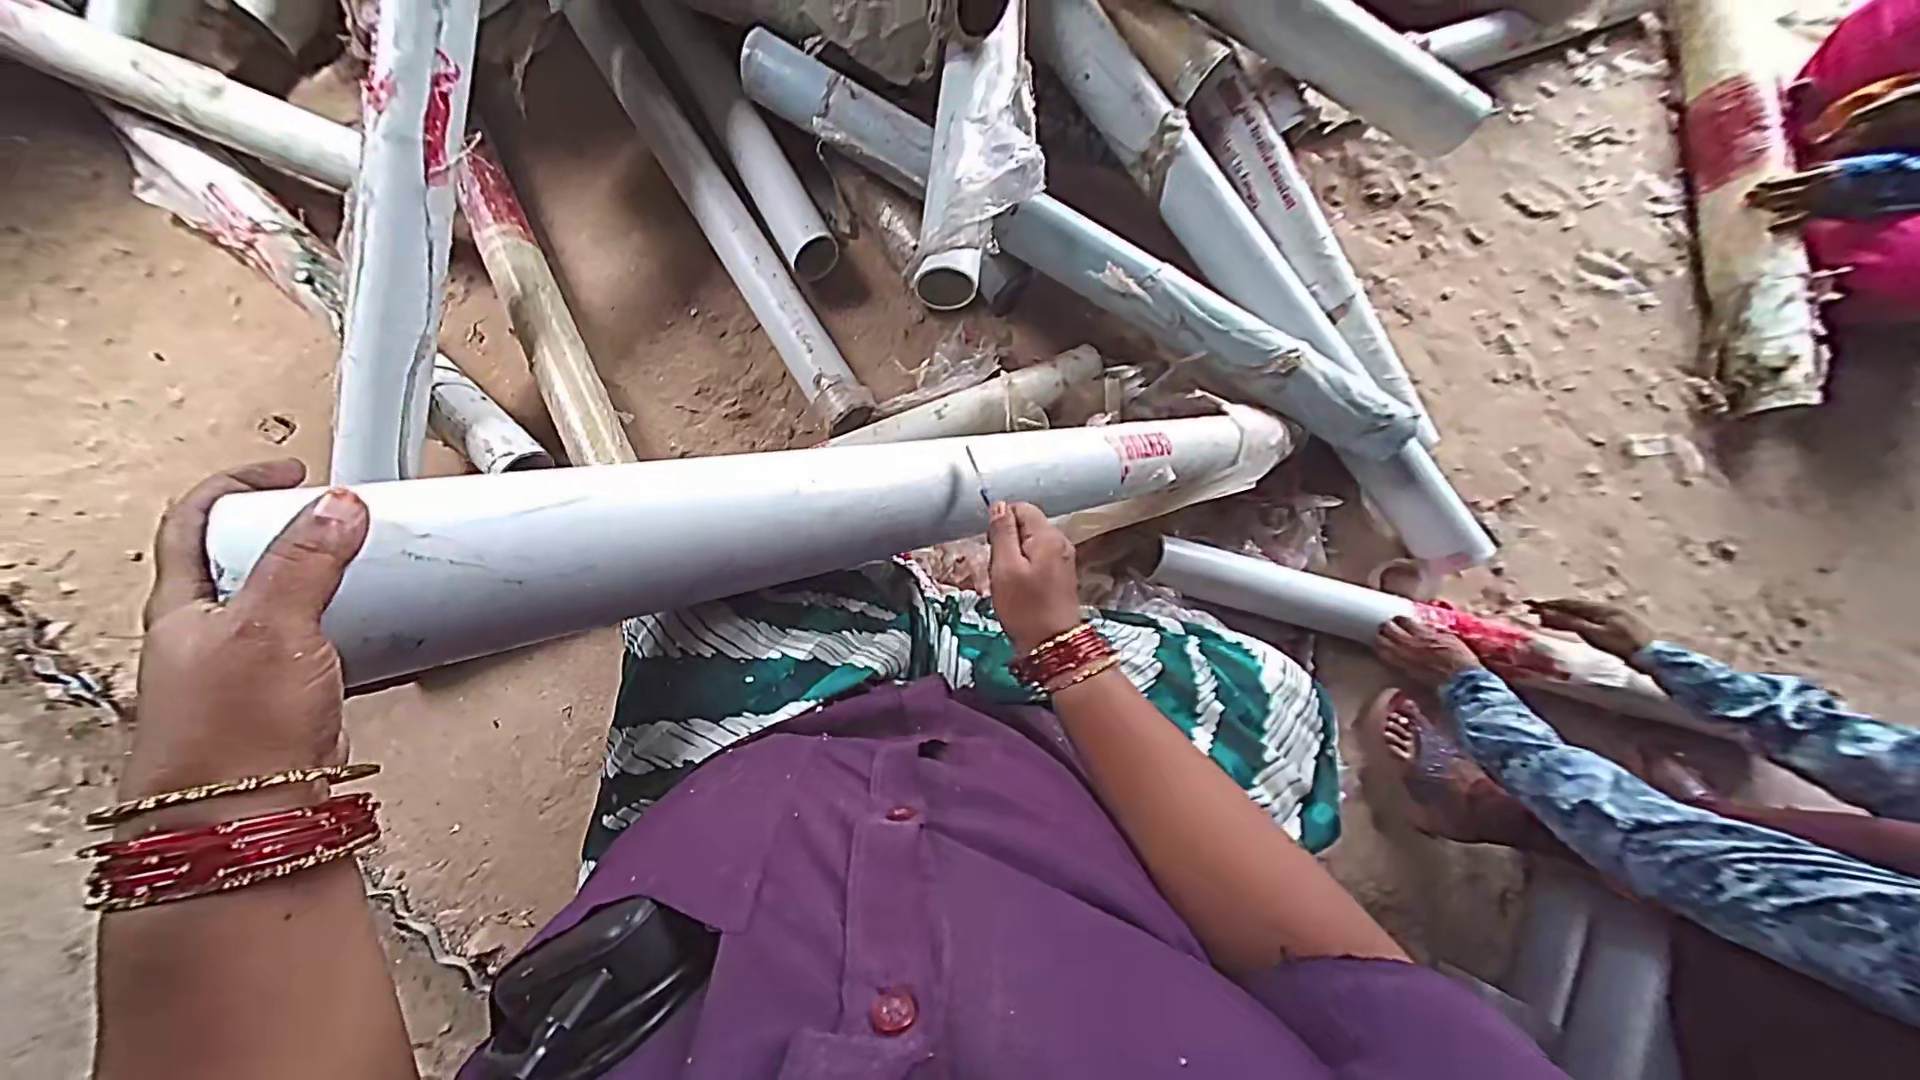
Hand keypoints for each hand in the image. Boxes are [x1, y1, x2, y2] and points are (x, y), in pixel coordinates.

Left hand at [124, 461, 369, 804]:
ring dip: (329, 569)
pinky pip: (329, 629)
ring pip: (291, 593)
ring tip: (368, 556)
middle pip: (245, 553)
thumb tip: (337, 506)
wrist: (253, 805)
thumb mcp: (269, 628)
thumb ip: (304, 564)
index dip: (240, 486)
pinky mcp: (300, 681)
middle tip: (339, 509)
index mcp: (187, 604)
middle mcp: (217, 626)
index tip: (292, 469)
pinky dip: (357, 613)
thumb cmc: (232, 730)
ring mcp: (259, 655)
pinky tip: (379, 618)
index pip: (197, 521)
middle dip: (291, 523)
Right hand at [986, 501, 1083, 653]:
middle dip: (1008, 540)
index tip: (992, 545)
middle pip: (1027, 524)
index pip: (1021, 507)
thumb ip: (1001, 533)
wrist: (1052, 644)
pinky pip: (1038, 558)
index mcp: (1048, 536)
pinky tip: (1020, 586)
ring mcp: (1064, 558)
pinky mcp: (1062, 574)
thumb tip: (998, 506)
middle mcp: (1061, 542)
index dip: (1001, 521)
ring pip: (1031, 542)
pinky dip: (1025, 567)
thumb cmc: (1026, 609)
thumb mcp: (1005, 568)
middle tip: (1000, 567)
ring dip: (1015, 556)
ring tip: (1008, 579)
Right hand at [1373, 616, 1483, 685]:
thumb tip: (1394, 679)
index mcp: (1395, 657)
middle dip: (1387, 628)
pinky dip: (1422, 627)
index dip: (1378, 640)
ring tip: (1402, 624)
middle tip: (1388, 630)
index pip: (1378, 641)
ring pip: (1405, 621)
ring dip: (1401, 622)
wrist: (1466, 688)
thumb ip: (1399, 678)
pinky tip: (1423, 629)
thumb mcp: (1409, 689)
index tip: (1379, 641)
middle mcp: (1407, 643)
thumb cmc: (1435, 694)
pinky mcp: (1442, 634)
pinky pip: (1425, 625)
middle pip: (1388, 627)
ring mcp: (1425, 636)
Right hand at [1528, 598, 1652, 659]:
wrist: (1656, 658)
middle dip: (1553, 607)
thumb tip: (1544, 612)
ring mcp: (1616, 616)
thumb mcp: (1592, 633)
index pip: (1568, 603)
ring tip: (1548, 617)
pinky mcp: (1621, 625)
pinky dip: (1576, 618)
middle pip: (1575, 605)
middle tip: (1534, 611)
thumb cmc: (1622, 645)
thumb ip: (1568, 622)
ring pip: (1583, 611)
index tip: (1528, 605)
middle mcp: (1608, 608)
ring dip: (1564, 613)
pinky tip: (1571, 623)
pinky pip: (1591, 617)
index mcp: (1601, 608)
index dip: (1547, 604)